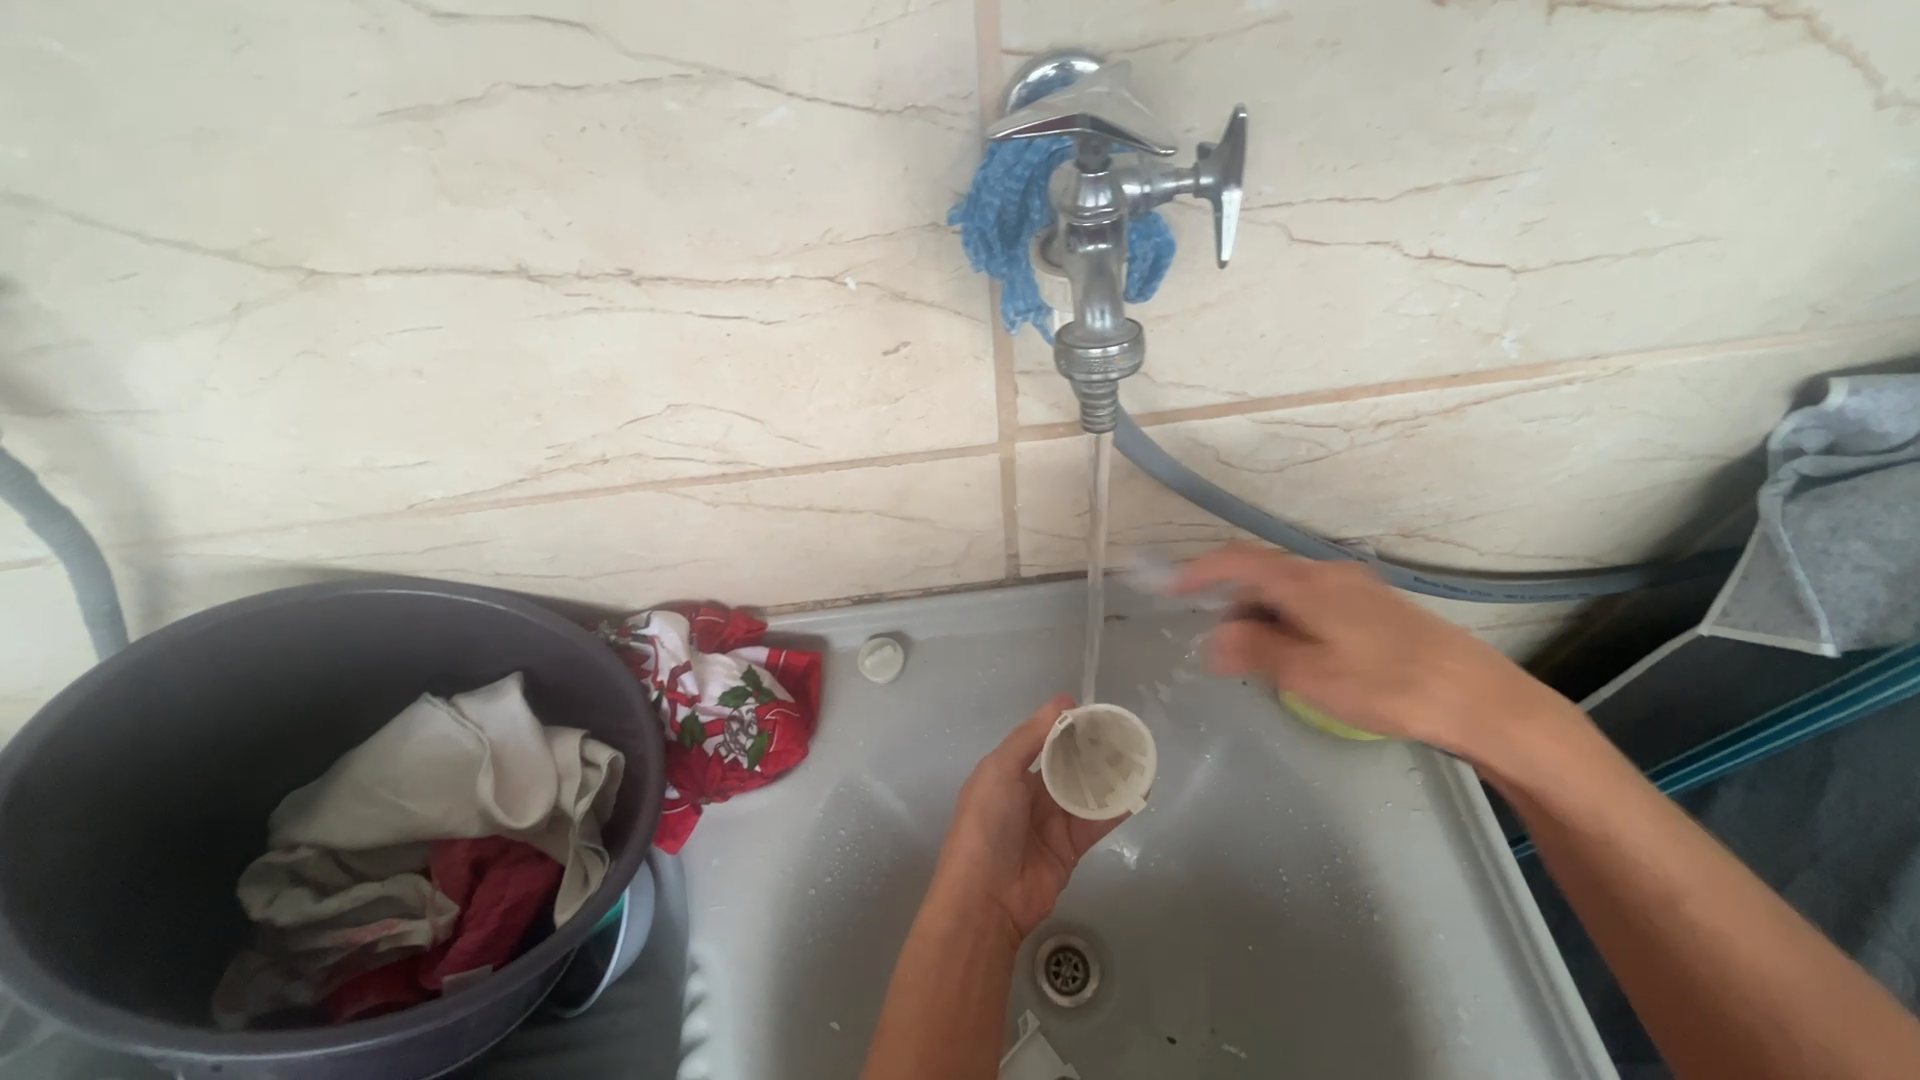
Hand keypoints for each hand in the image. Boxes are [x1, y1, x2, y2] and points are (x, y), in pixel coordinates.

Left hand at [930, 695, 1127, 942]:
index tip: (1095, 710)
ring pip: (1086, 791)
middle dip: (1092, 748)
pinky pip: (1098, 821)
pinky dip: (1118, 806)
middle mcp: (1030, 793)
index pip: (1041, 740)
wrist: (987, 897)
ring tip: (1137, 753)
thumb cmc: (986, 824)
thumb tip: (1062, 701)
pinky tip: (1140, 788)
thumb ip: (1030, 737)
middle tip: (1123, 730)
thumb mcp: (999, 771)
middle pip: (1067, 764)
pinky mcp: (1072, 847)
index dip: (1066, 725)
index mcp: (1007, 772)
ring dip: (1109, 774)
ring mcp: (1052, 821)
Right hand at [1175, 544, 1580, 755]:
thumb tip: (1214, 635)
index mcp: (1306, 584)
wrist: (1479, 699)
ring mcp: (1357, 589)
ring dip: (1264, 620)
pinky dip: (1292, 624)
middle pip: (1263, 577)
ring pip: (1290, 594)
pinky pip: (1315, 605)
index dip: (1198, 571)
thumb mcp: (1308, 675)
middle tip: (1222, 652)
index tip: (1169, 588)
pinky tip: (1303, 661)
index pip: (1238, 561)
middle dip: (1233, 607)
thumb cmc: (1387, 686)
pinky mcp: (1377, 608)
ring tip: (1262, 665)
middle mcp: (1329, 575)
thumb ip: (1255, 648)